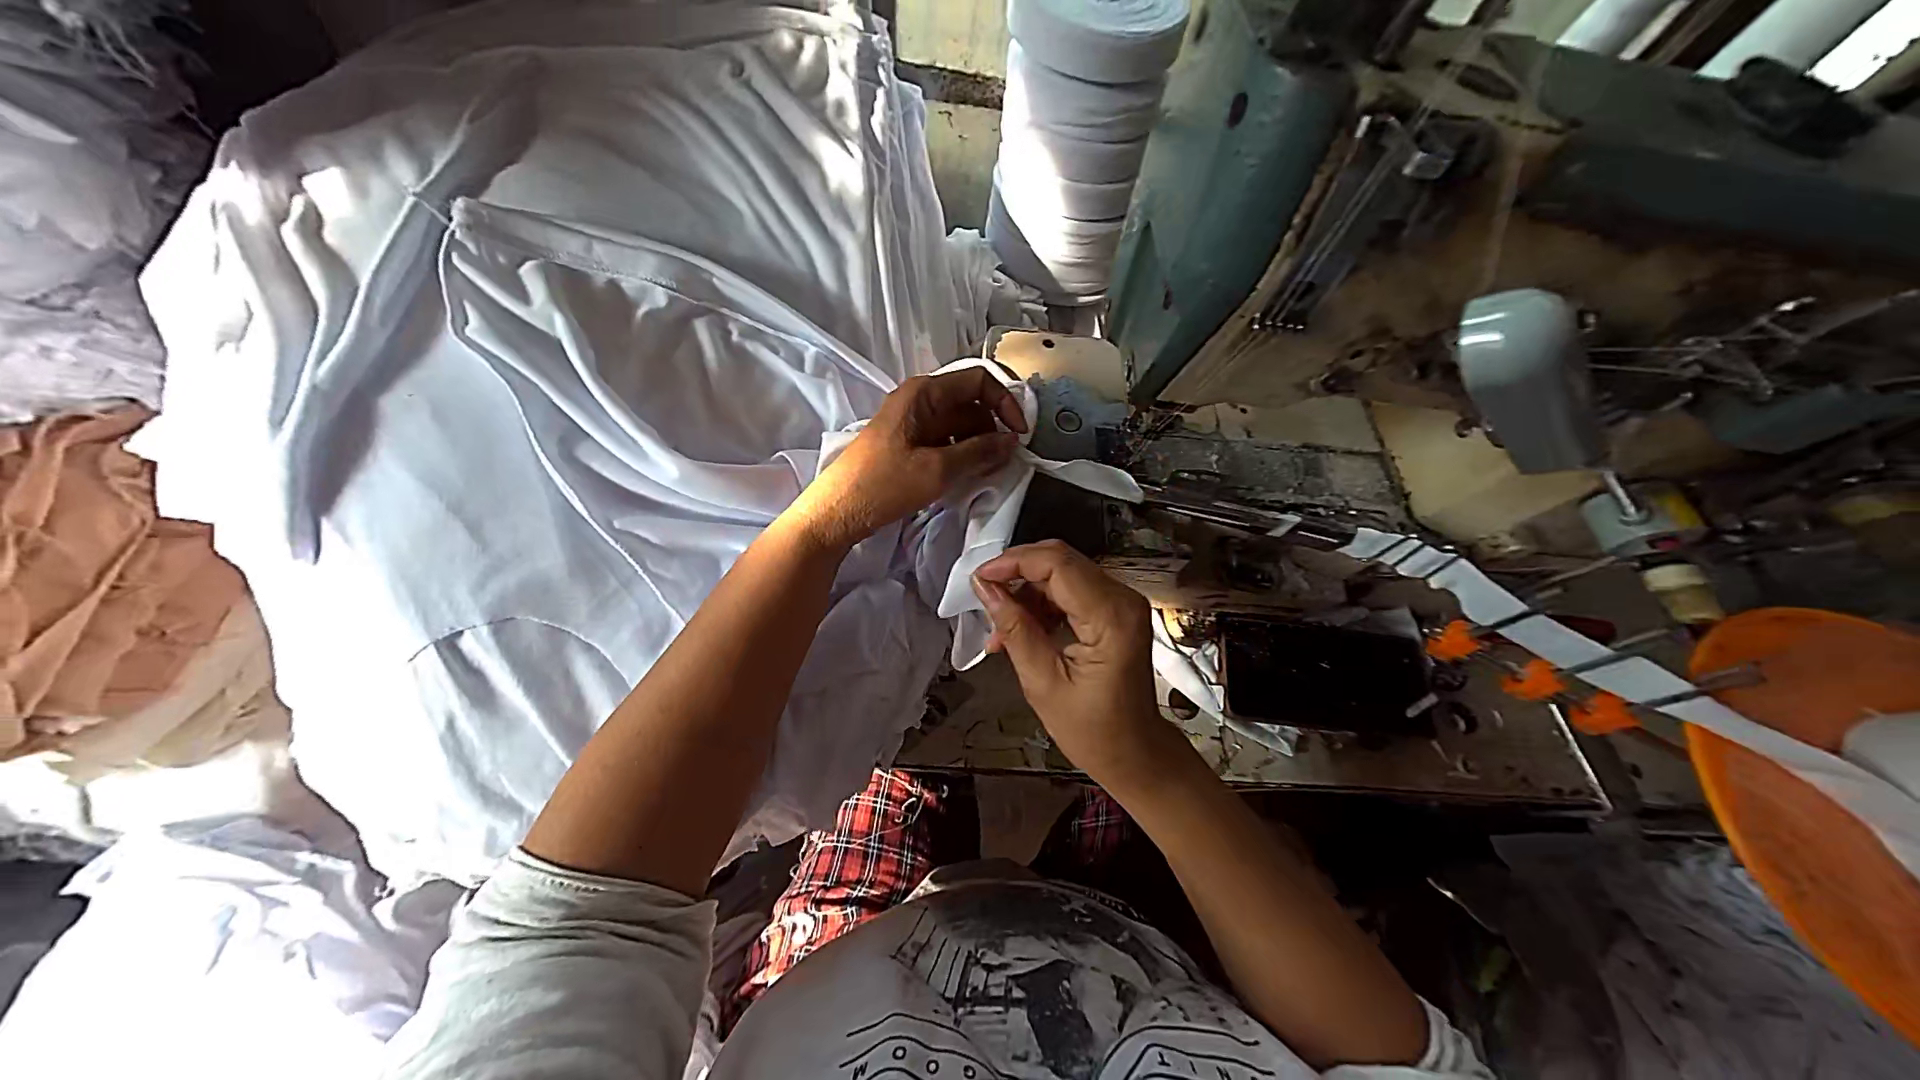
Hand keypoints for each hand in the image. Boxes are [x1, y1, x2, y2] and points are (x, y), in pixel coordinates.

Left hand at [788, 368, 1026, 548]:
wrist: (836, 512)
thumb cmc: (882, 485)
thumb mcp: (937, 470)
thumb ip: (978, 452)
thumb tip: (1011, 442)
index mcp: (924, 393)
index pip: (979, 381)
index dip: (1005, 403)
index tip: (1019, 434)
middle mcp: (919, 401)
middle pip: (971, 404)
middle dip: (992, 429)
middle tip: (1005, 460)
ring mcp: (912, 423)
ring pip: (959, 425)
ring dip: (978, 445)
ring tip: (987, 472)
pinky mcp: (908, 445)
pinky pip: (945, 442)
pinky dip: (961, 455)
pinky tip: (966, 477)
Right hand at [971, 541, 1185, 790]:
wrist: (1134, 751)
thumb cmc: (1094, 730)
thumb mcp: (1042, 682)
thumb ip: (1015, 628)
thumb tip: (986, 589)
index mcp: (1111, 618)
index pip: (1058, 565)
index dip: (1014, 563)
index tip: (981, 578)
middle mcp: (1123, 600)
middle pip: (1062, 561)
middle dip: (1017, 572)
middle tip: (984, 594)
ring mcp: (1122, 602)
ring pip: (1064, 572)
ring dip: (1027, 591)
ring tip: (1001, 627)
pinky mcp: (1116, 610)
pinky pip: (1072, 589)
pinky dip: (1042, 601)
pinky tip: (1021, 627)